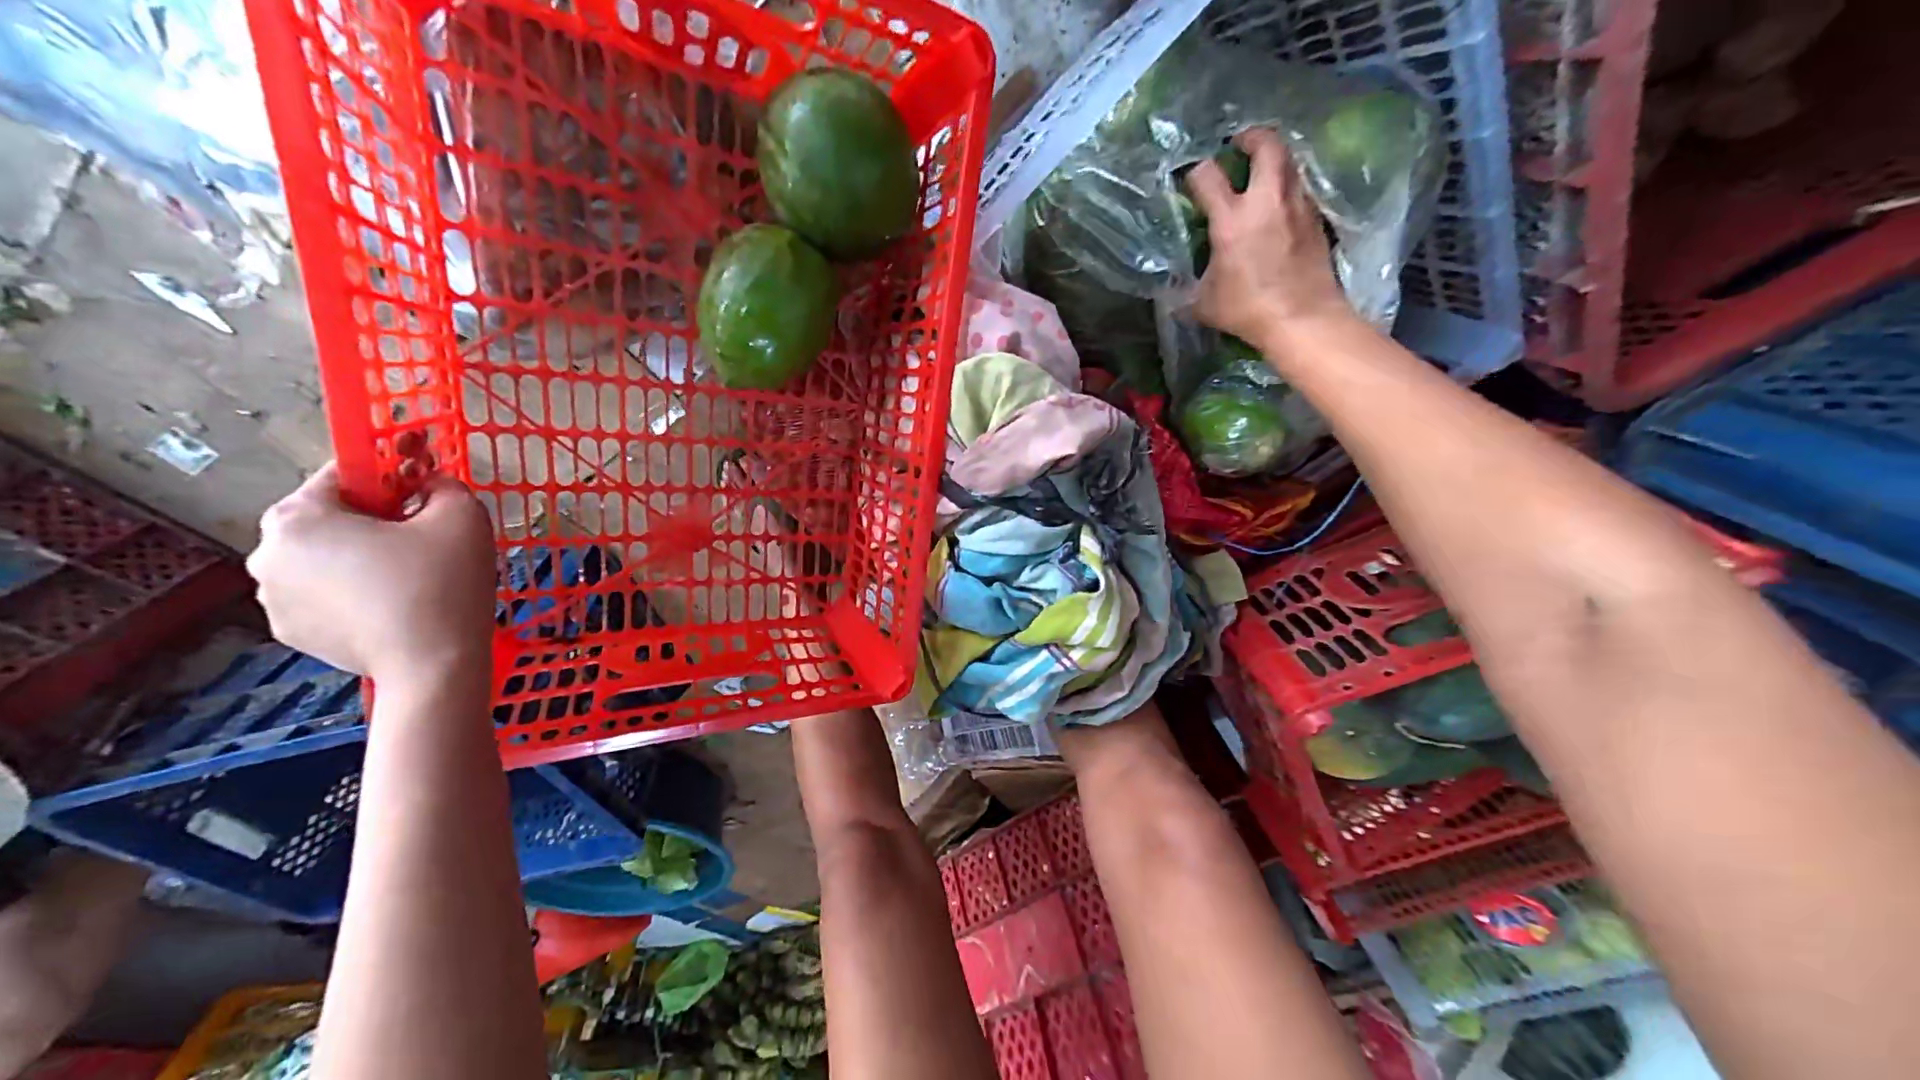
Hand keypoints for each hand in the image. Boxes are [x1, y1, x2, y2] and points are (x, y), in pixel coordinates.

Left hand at [248, 462, 495, 682]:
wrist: (432, 666)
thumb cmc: (441, 582)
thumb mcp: (462, 515)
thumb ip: (443, 485)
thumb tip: (431, 488)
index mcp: (296, 516)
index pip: (346, 473)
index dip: (393, 474)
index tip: (427, 488)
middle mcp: (266, 553)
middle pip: (332, 518)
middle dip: (376, 520)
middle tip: (426, 537)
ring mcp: (272, 599)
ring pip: (329, 558)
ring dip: (366, 557)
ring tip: (415, 576)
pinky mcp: (293, 633)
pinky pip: (327, 595)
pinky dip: (358, 592)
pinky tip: (397, 605)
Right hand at [1186, 128, 1355, 344]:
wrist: (1302, 318)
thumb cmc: (1247, 310)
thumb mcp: (1203, 303)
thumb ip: (1187, 288)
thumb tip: (1171, 290)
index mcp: (1231, 219)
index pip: (1207, 175)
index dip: (1195, 172)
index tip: (1191, 180)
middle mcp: (1266, 201)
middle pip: (1266, 145)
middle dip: (1251, 138)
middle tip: (1238, 146)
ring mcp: (1296, 206)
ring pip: (1289, 162)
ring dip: (1274, 159)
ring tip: (1260, 173)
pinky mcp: (1316, 219)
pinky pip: (1300, 189)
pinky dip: (1288, 187)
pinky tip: (1278, 206)